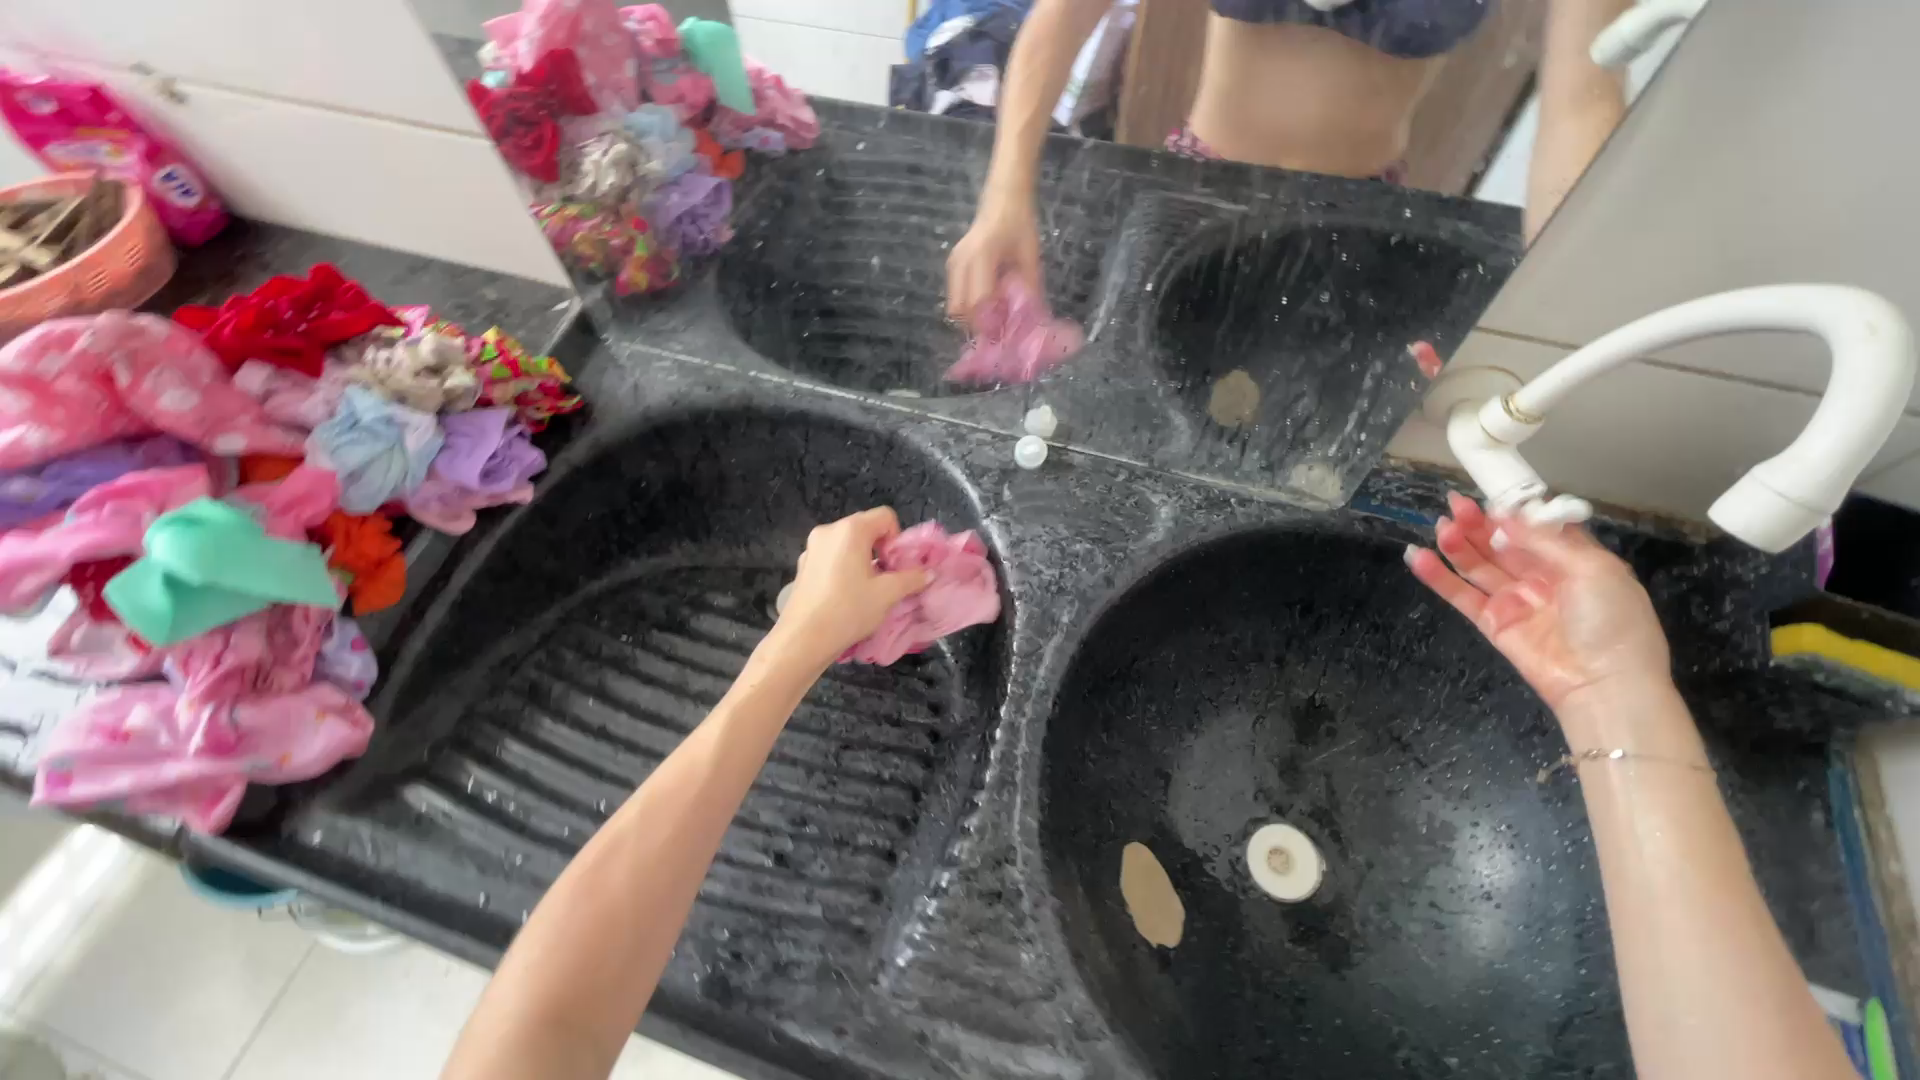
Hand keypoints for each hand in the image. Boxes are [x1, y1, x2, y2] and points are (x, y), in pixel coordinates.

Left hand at [769, 508, 931, 669]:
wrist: (803, 639)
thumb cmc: (848, 610)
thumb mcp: (887, 594)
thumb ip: (912, 578)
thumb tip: (929, 573)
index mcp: (850, 530)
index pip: (885, 516)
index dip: (897, 538)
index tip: (896, 565)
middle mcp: (828, 531)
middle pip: (866, 528)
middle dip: (881, 549)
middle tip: (886, 578)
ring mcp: (812, 548)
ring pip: (848, 544)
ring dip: (863, 559)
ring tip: (866, 589)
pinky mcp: (803, 565)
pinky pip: (832, 557)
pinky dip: (844, 568)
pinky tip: (845, 595)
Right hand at [946, 192, 1041, 321]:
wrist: (1004, 198)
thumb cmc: (1020, 224)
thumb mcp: (1031, 256)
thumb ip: (1030, 288)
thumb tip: (1032, 320)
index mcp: (982, 255)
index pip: (978, 301)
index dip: (989, 323)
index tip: (1004, 335)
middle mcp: (962, 261)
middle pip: (959, 309)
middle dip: (977, 325)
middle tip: (997, 332)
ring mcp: (954, 263)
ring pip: (954, 306)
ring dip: (971, 318)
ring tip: (992, 320)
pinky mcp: (953, 265)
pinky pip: (955, 296)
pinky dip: (968, 307)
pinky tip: (986, 306)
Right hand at [1406, 492, 1673, 717]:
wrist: (1603, 685)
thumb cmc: (1613, 623)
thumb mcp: (1594, 571)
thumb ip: (1546, 541)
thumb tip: (1505, 515)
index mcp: (1575, 561)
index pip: (1536, 529)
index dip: (1511, 513)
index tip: (1489, 496)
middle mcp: (1542, 577)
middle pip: (1501, 543)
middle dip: (1478, 523)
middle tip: (1455, 504)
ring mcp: (1514, 599)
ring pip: (1477, 565)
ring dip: (1457, 544)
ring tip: (1440, 526)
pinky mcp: (1491, 621)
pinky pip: (1459, 594)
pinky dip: (1437, 576)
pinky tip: (1417, 556)